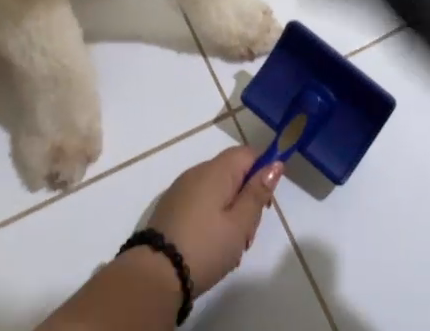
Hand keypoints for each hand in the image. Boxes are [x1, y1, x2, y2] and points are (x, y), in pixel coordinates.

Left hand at [145, 146, 281, 296]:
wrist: (155, 274)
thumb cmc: (205, 247)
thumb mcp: (240, 224)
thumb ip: (257, 192)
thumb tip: (274, 163)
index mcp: (215, 171)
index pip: (247, 153)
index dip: (262, 173)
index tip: (264, 205)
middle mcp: (196, 173)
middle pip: (233, 174)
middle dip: (246, 200)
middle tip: (246, 235)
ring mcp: (180, 190)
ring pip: (217, 192)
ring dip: (229, 214)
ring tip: (229, 247)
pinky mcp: (171, 208)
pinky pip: (200, 204)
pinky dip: (211, 219)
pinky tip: (210, 247)